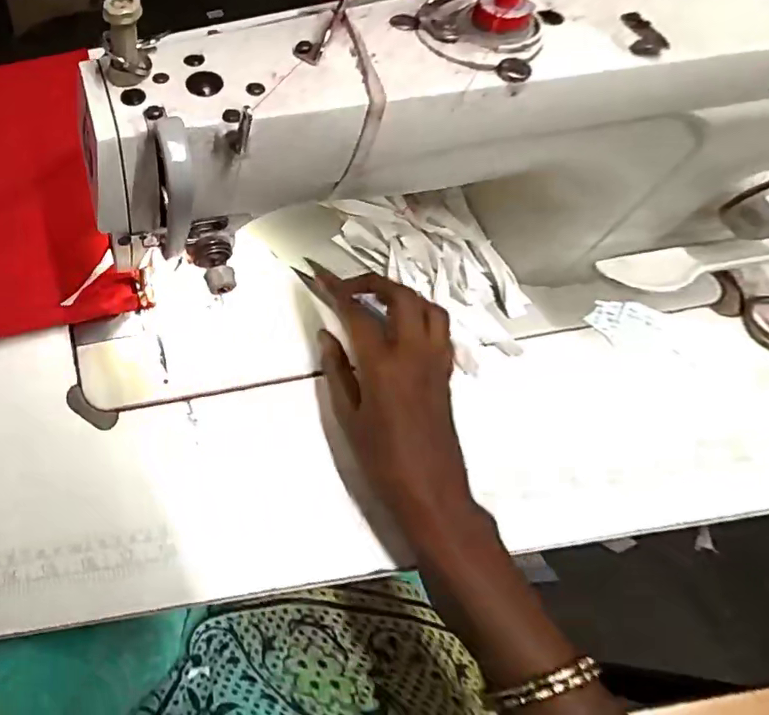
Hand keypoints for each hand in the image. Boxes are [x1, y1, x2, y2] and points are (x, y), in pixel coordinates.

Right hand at [315, 272, 482, 547]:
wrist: (432, 492)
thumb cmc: (382, 460)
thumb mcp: (348, 417)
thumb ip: (337, 369)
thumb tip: (327, 335)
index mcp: (383, 365)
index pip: (357, 313)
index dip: (337, 290)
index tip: (321, 277)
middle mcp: (414, 353)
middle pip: (399, 296)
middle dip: (371, 282)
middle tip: (348, 287)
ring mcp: (436, 360)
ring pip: (427, 306)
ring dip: (401, 294)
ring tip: (377, 300)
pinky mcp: (447, 371)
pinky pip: (439, 327)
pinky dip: (421, 314)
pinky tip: (402, 326)